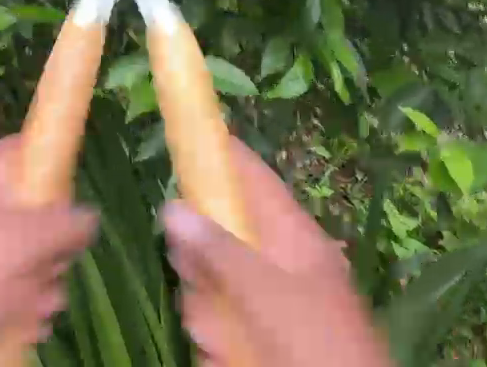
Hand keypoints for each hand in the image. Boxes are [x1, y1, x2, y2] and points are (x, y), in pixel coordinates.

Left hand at [0, 135, 98, 365]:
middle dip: (53, 247)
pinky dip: (24, 303)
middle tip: (49, 265)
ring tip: (31, 305)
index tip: (68, 197)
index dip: (55, 166)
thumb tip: (89, 216)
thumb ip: (66, 224)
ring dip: (42, 283)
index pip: (28, 147)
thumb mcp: (27, 243)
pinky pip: (16, 282)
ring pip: (32, 252)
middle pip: (39, 207)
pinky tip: (21, 323)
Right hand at [162, 138, 390, 366]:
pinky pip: (222, 322)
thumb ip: (217, 249)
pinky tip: (230, 359)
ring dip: (208, 312)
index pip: (251, 176)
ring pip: (213, 283)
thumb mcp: (264, 292)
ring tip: (226, 341)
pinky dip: (219, 343)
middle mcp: (279, 260)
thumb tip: (172, 206)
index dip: (220, 154)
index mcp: (291, 235)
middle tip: (204, 287)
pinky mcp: (261, 336)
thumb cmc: (314, 342)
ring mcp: (271, 300)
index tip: (184, 141)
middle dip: (201, 264)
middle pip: (218, 234)